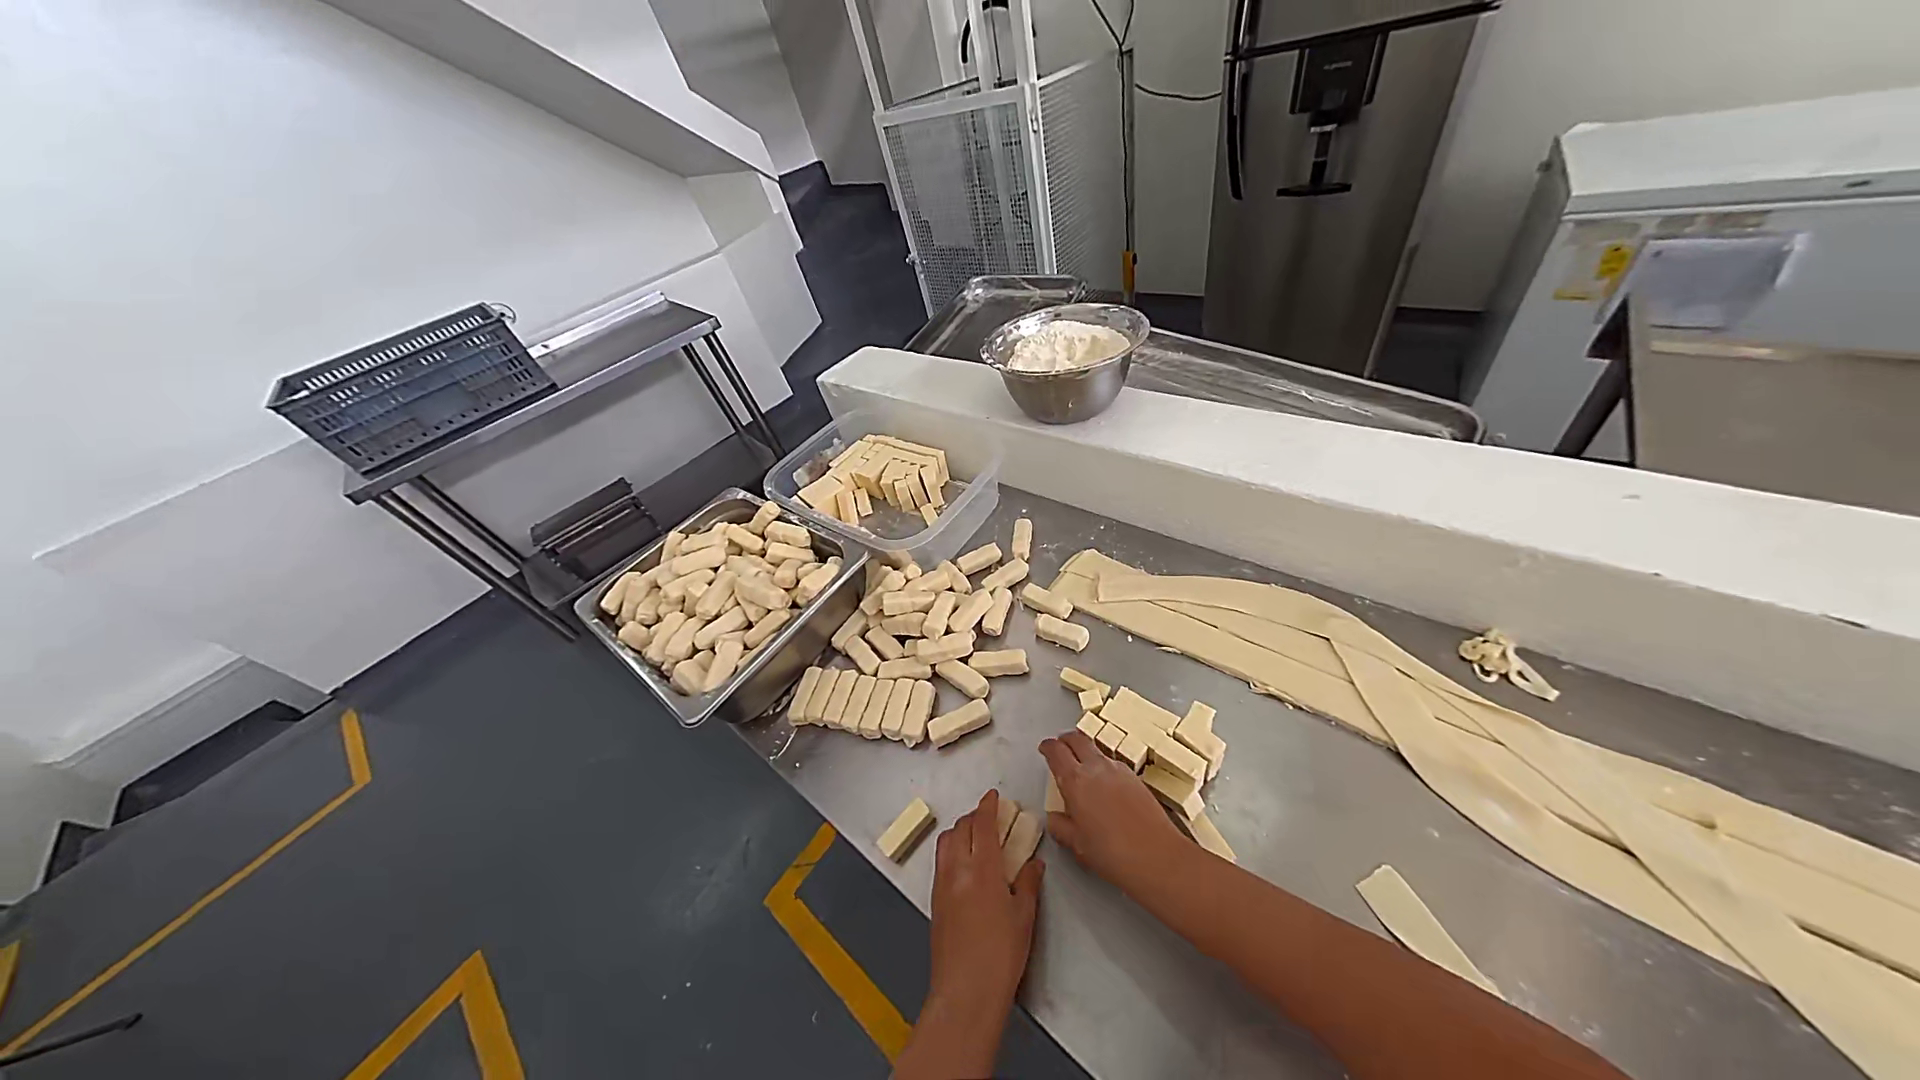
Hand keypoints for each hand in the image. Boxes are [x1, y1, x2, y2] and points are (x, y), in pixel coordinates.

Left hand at [927, 789, 1043, 1014]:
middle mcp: (957, 870)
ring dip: (960, 832)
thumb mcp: (1024, 916)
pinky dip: (953, 851)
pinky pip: (941, 863)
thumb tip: (1033, 864)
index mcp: (982, 870)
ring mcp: (942, 885)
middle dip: (974, 817)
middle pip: (960, 829)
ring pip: (946, 843)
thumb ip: (1028, 883)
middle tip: (990, 817)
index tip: (993, 796)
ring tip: (977, 838)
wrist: (965, 992)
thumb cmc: (1000, 955)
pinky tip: (967, 865)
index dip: (988, 805)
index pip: (982, 824)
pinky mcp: (935, 901)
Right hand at [1039, 731, 1189, 894]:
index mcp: (1075, 780)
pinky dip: (1104, 765)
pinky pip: (1114, 763)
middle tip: (1060, 746)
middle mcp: (1097, 768)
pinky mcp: (1137, 779)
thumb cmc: (1113, 853)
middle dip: (1066, 739)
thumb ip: (1060, 826)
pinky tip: (1106, 783)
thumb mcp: (1076, 844)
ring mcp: (1119, 771)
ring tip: (1083, 766)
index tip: (1044, 749)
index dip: (1048, 747)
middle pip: (1078, 739)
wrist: (1157, 856)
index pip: (1056, 751)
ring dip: (1087, 751)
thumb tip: (1056, 819)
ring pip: (1097, 749)